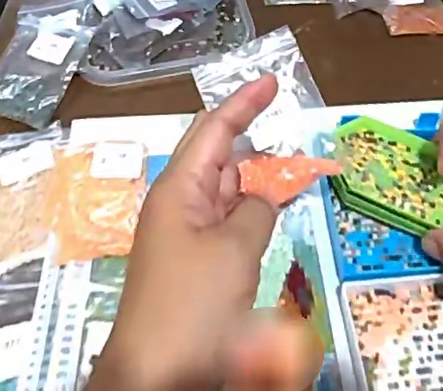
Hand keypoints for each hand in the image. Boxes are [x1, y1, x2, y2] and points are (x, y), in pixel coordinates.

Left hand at [92, 76, 319, 390]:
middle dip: (254, 141)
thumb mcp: (235, 253)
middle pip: (219, 156)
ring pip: (226, 190)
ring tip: (289, 172)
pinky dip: (250, 213)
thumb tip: (262, 198)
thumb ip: (256, 211)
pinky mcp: (193, 264)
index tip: (272, 81)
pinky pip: (226, 223)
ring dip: (256, 179)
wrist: (153, 379)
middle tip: (288, 131)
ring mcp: (184, 234)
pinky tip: (270, 212)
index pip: (215, 128)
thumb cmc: (191, 307)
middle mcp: (179, 202)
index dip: (245, 101)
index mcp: (179, 187)